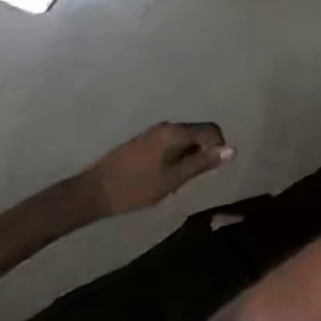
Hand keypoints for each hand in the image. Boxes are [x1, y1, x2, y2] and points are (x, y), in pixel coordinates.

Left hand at [81, 122, 233, 217]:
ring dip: (186, 156)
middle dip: (201, 153)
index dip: (218, 146)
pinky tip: (160, 177)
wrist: (89, 194)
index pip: (211, 130)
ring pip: (183, 139)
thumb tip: (232, 149)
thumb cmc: (134, 187)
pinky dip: (173, 157)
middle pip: (198, 133)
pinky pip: (169, 143)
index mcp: (177, 132)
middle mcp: (167, 126)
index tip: (211, 169)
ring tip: (174, 180)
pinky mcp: (141, 142)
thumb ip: (203, 163)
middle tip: (190, 178)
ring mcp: (152, 133)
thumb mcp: (173, 179)